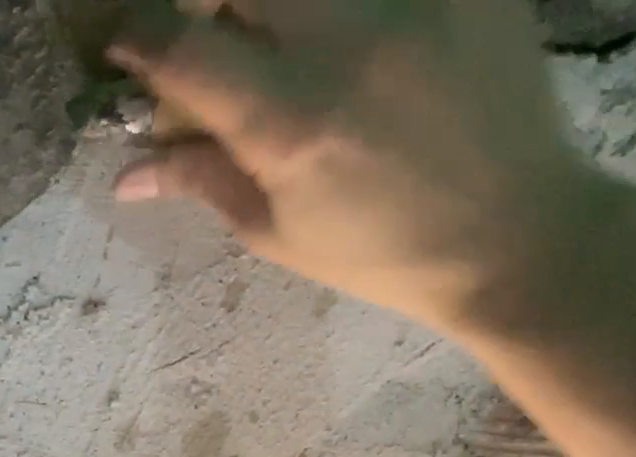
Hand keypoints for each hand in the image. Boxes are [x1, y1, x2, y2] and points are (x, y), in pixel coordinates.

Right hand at [107, 0, 598, 331]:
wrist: (514, 234)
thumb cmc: (375, 251)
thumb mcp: (272, 229)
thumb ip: (201, 179)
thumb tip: (126, 175)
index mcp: (289, 122)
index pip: (185, 48)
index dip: (137, 34)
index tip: (121, 41)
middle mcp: (348, 44)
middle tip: (207, 31)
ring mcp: (417, 3)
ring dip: (270, 7)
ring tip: (275, 39)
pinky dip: (339, 10)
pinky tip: (344, 41)